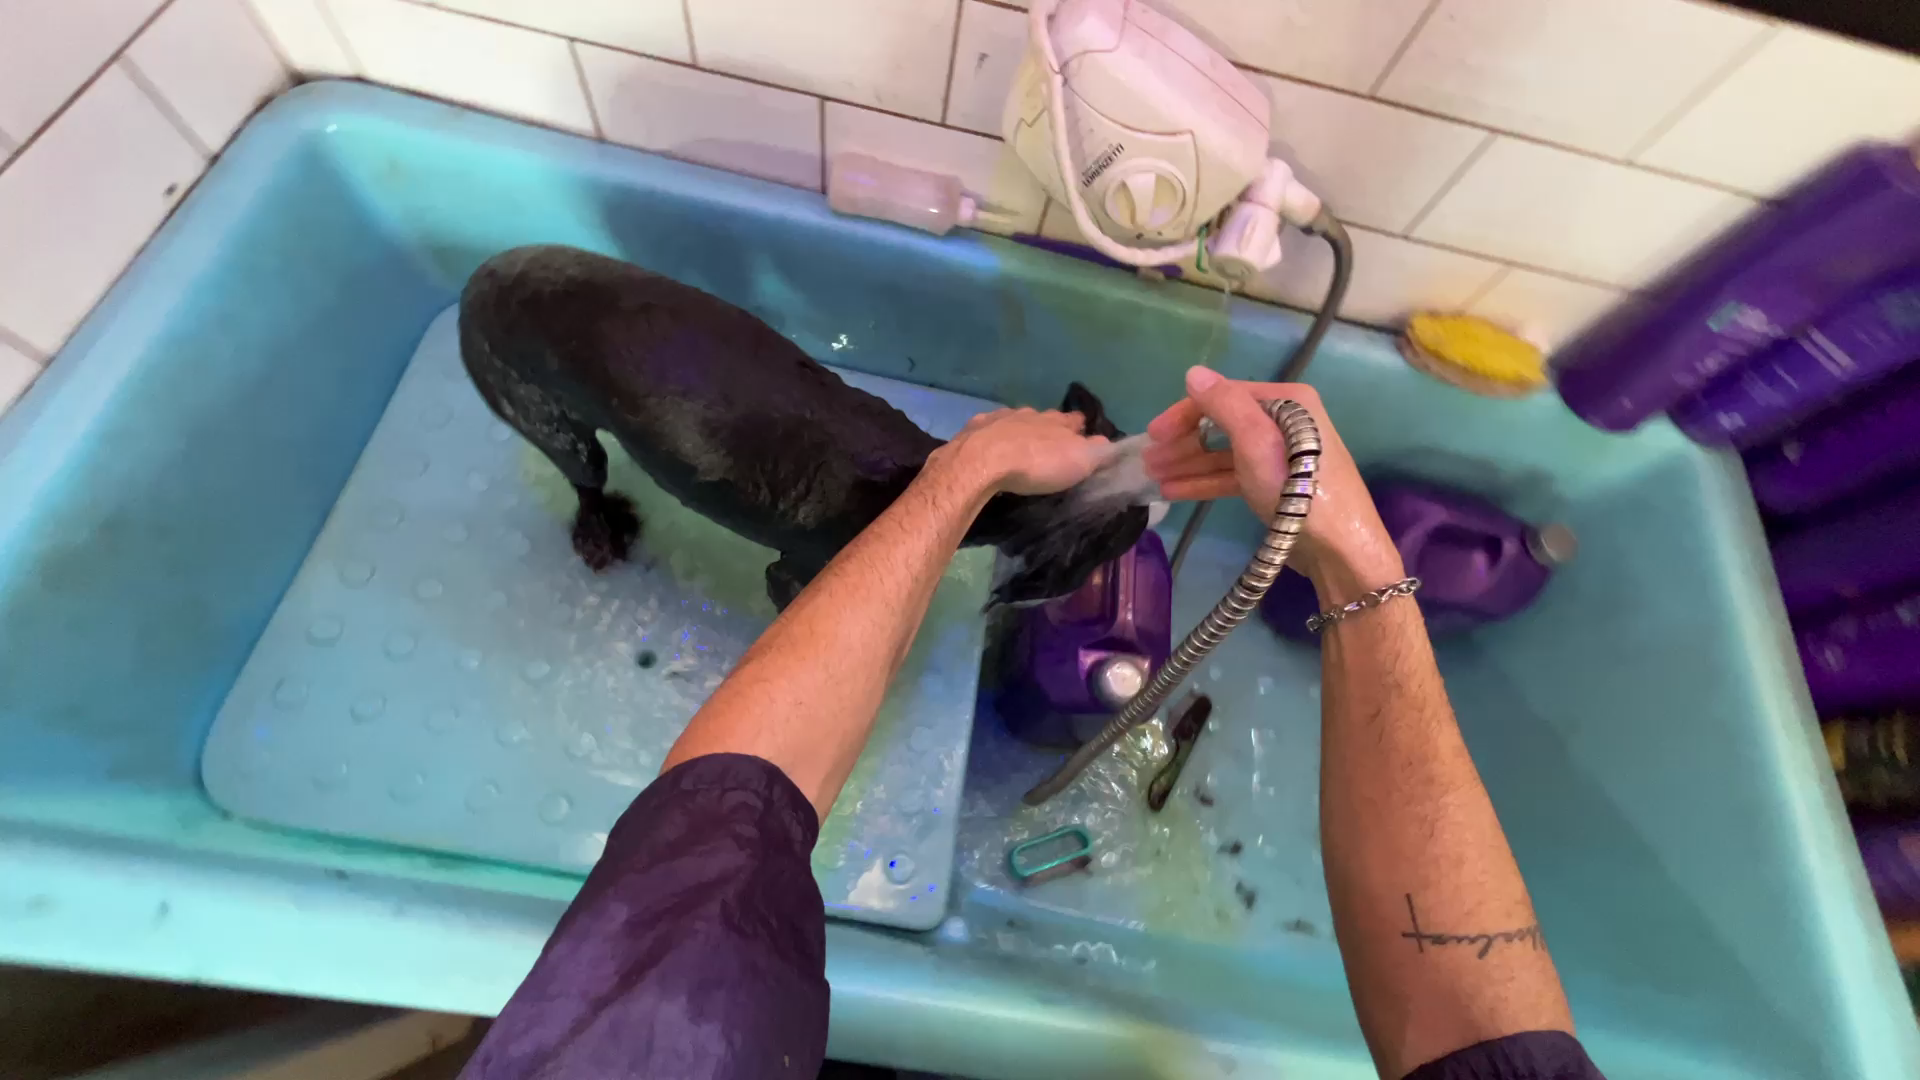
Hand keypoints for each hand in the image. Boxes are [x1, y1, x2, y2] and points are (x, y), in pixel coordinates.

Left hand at [932, 407, 1111, 495]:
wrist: (983, 461)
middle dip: (1047, 429)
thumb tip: (1110, 443)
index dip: (1080, 428)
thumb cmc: (1037, 463)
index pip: (1075, 419)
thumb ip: (1098, 451)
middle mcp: (1029, 413)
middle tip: (1048, 446)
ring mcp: (1000, 418)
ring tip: (1019, 448)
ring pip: (1015, 420)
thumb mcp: (1079, 461)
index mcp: (1057, 420)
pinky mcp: (974, 429)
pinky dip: (991, 437)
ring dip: (1019, 431)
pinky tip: (989, 447)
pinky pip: (987, 429)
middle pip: (1044, 418)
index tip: (1082, 435)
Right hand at [1142, 366, 1401, 593]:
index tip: (1153, 435)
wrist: (1337, 546)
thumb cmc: (1295, 487)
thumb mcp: (1256, 440)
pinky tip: (1174, 491)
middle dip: (1182, 442)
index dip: (1184, 414)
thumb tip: (1193, 373)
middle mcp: (1284, 420)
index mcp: (1285, 402)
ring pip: (1222, 452)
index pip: (1222, 396)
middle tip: (1148, 461)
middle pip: (1220, 424)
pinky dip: (1203, 481)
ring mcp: (1279, 453)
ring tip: (1153, 478)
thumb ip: (1224, 404)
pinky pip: (1231, 474)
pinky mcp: (1274, 483)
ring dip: (1187, 463)